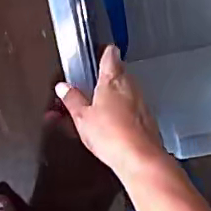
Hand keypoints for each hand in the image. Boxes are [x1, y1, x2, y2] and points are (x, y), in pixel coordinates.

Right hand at [55, 46, 167, 180]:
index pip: (110, 55)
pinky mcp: (147, 119)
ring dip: (115, 95)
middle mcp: (130, 87)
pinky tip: (113, 125)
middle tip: (92, 83)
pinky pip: (133, 109)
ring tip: (98, 107)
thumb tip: (63, 88)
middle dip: (106, 77)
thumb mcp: (81, 117)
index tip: (99, 52)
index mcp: (112, 80)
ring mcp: (141, 103)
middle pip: (119, 72)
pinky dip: (123, 112)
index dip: (104, 51)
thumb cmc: (113, 136)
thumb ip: (72, 99)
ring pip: (127, 91)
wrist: (139, 159)